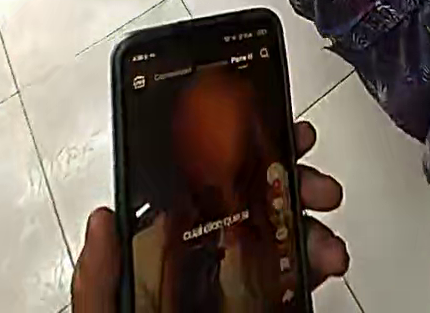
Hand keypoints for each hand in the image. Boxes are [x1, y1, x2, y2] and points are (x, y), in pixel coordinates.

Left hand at [71, 120, 349, 312]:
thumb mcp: (108, 311)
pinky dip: (317, 264)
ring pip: (288, 230)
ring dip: (315, 229)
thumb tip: (103, 220)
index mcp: (180, 231)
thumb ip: (101, 277)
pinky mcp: (264, 296)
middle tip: (322, 190)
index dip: (260, 147)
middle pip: (266, 194)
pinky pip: (295, 272)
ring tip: (328, 248)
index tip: (290, 134)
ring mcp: (240, 270)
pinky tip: (326, 266)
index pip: (222, 175)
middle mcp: (215, 241)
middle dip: (302, 183)